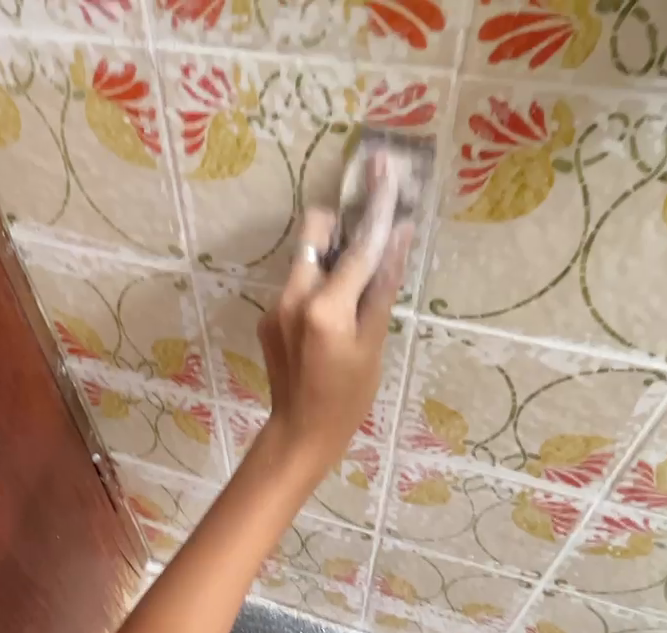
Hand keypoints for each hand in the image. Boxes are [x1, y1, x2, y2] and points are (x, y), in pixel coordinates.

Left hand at [255, 157, 413, 470]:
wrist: (300, 432)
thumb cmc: (348, 397)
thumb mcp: (373, 343)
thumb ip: (382, 286)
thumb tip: (399, 235)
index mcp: (324, 307)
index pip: (357, 246)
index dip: (376, 206)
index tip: (383, 166)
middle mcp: (291, 297)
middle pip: (314, 232)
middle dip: (340, 225)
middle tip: (365, 238)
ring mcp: (274, 307)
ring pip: (305, 257)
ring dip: (329, 257)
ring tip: (353, 287)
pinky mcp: (267, 317)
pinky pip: (297, 284)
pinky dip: (318, 284)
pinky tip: (333, 315)